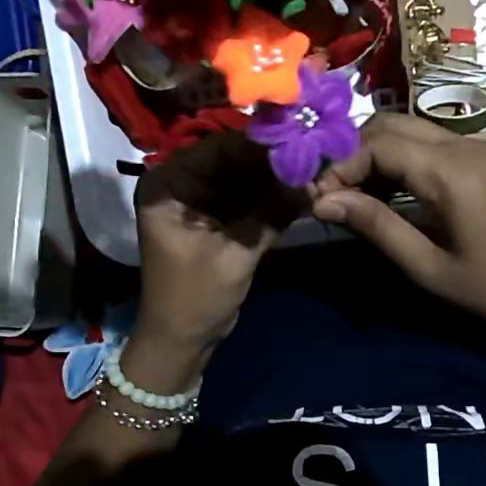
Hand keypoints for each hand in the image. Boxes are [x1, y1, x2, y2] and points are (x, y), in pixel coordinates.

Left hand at [132, 133, 299, 378]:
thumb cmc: (195, 296)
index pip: (218, 149)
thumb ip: (271, 213)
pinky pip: (250, 198)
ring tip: (316, 174)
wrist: (183, 340)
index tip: (301, 144)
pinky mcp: (220, 219)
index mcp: (169, 184)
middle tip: (315, 159)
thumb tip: (313, 181)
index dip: (260, 146)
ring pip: (246, 178)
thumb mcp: (235, 252)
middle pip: (235, 160)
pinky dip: (274, 198)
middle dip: (273, 163)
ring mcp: (203, 201)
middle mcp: (184, 184)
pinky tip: (304, 194)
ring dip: (278, 180)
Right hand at [311, 114, 485, 340]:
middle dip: (352, 154)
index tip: (320, 199)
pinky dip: (393, 157)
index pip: (379, 144)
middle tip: (332, 194)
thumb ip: (374, 225)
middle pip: (388, 124)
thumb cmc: (482, 286)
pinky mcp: (473, 154)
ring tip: (352, 195)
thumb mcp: (422, 264)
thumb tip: (321, 201)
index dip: (342, 165)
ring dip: (371, 153)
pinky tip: (382, 190)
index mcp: (451, 172)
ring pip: (403, 127)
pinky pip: (421, 140)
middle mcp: (462, 145)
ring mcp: (471, 145)